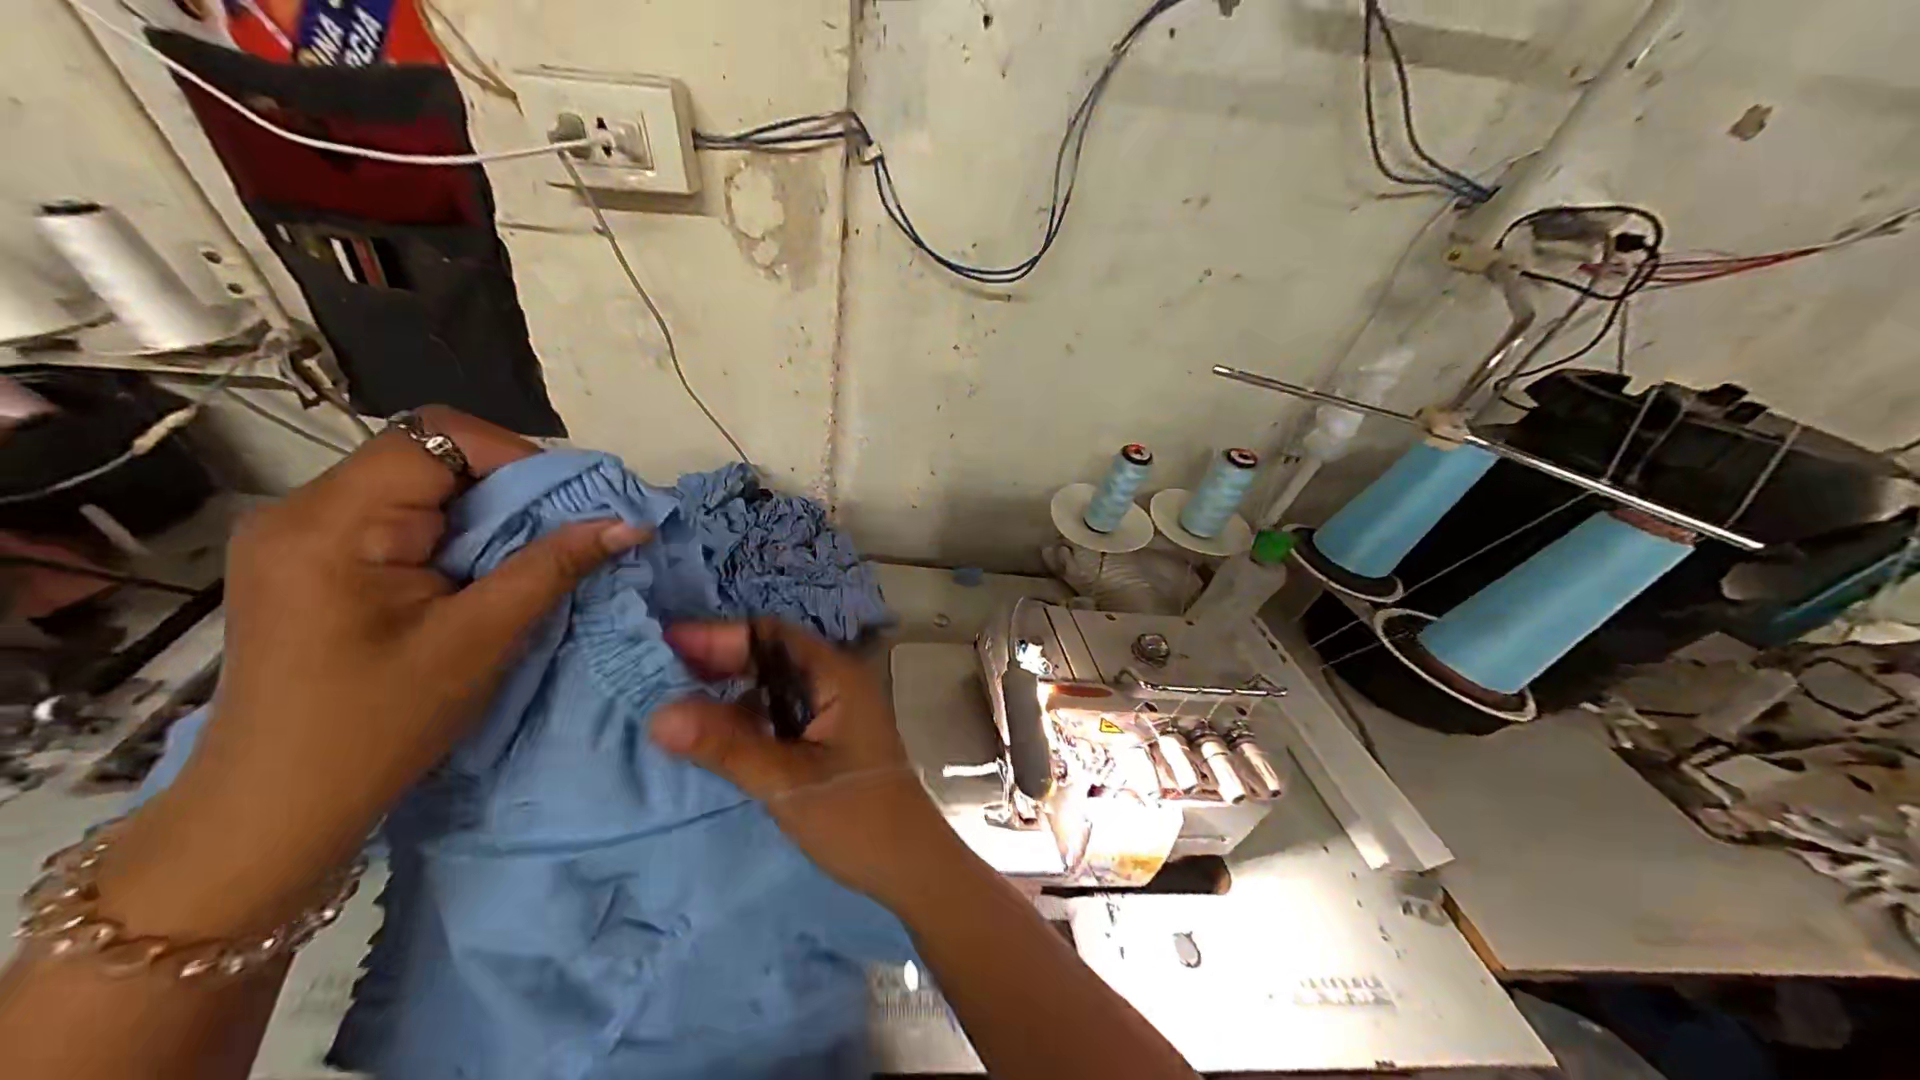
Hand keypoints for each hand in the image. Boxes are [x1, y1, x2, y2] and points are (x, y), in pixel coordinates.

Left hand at [99, 407, 651, 939]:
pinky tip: (480, 575)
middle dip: (507, 487)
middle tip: (562, 532)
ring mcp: (299, 536)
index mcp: (330, 523)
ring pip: (417, 487)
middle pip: (426, 456)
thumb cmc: (379, 725)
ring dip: (485, 514)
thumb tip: (629, 523)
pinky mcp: (311, 562)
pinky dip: (456, 536)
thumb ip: (553, 567)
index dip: (514, 456)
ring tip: (528, 557)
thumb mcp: (481, 639)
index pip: (434, 436)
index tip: (570, 503)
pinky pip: (399, 520)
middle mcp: (301, 512)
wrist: (278, 808)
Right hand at [650, 619, 961, 909]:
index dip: (719, 637)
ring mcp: (836, 711)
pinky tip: (717, 731)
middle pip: (773, 657)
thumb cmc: (857, 819)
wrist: (913, 868)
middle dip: (721, 660)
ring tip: (679, 698)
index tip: (667, 645)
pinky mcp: (831, 739)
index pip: (771, 637)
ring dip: (733, 690)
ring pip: (776, 686)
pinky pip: (783, 713)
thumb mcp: (786, 781)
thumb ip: (726, 745)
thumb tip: (658, 715)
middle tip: (663, 673)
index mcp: (837, 678)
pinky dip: (749, 716)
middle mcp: (839, 683)